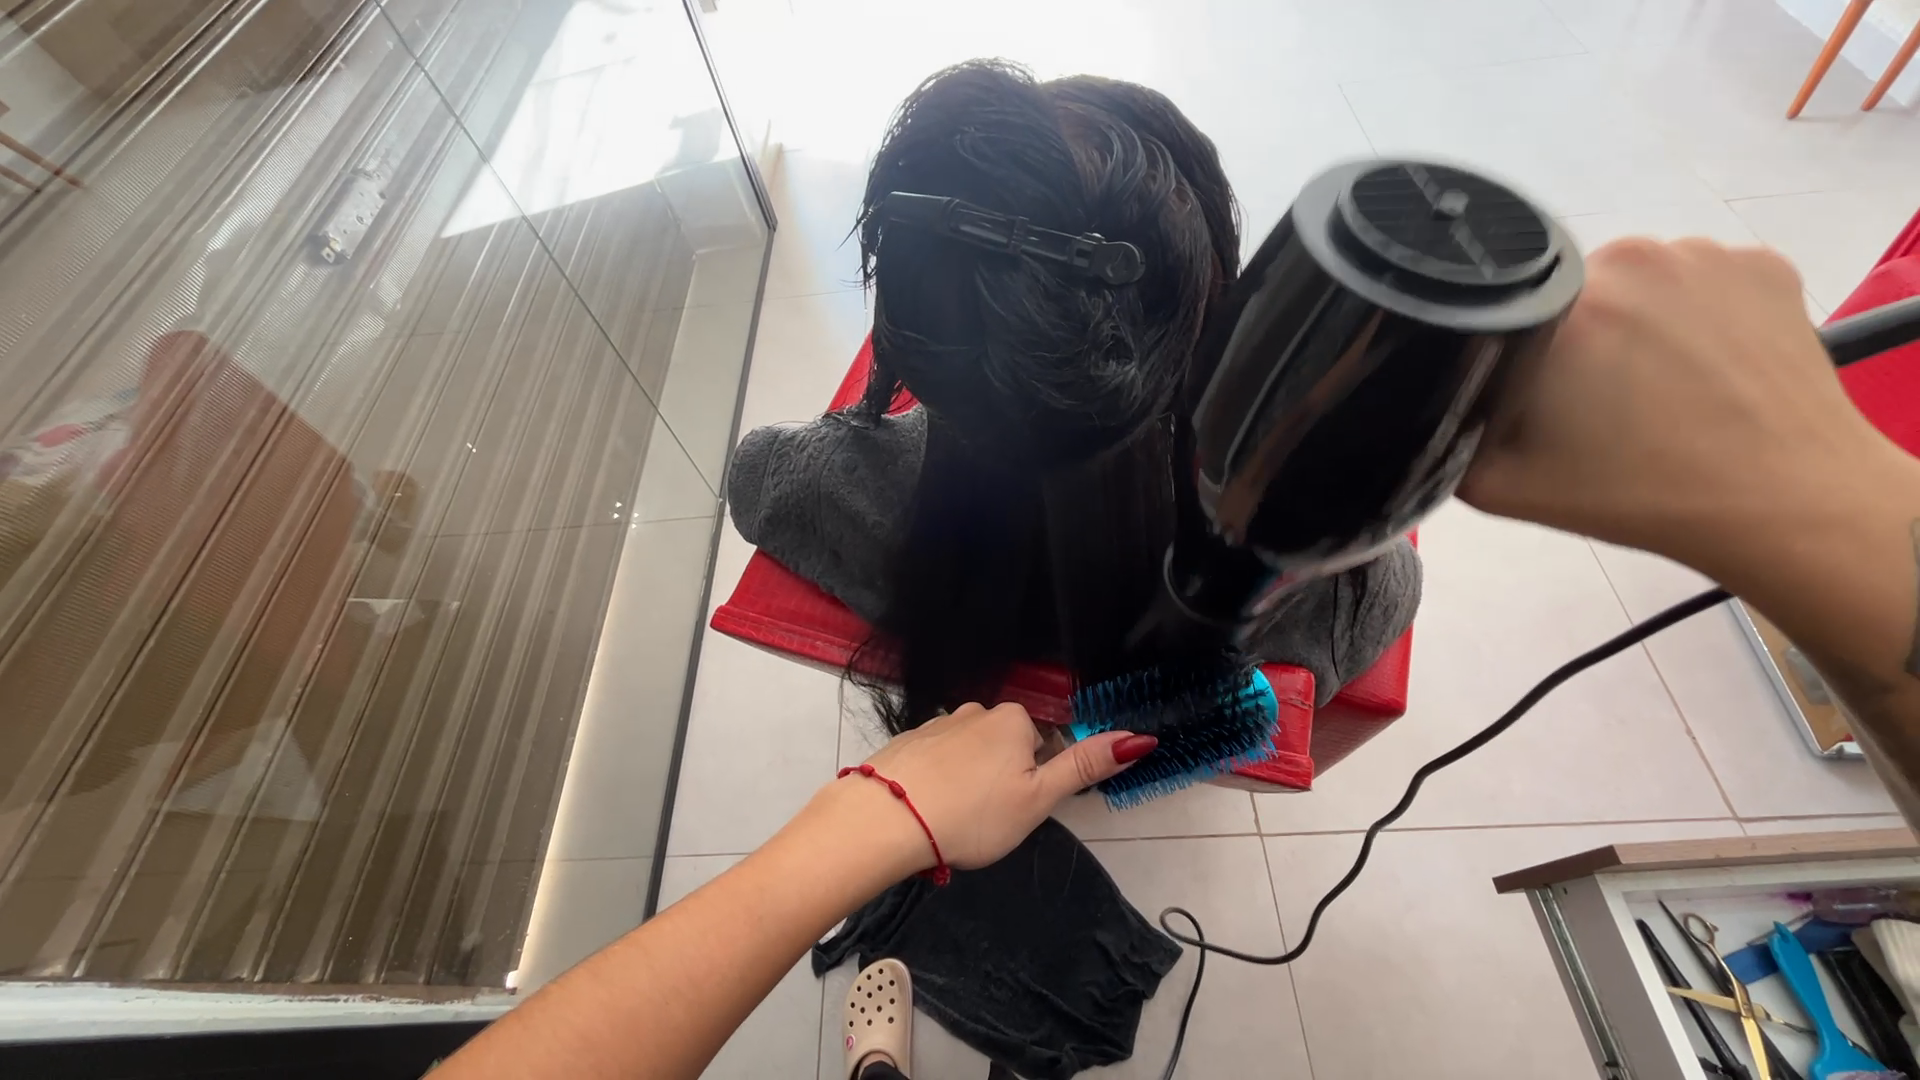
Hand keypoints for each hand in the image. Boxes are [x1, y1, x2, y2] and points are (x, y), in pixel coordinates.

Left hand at [819, 703, 1152, 876]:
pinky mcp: (908, 741)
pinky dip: (941, 778)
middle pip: (1007, 744)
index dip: (1039, 778)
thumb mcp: (1038, 798)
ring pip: (971, 751)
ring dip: (973, 778)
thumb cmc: (973, 813)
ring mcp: (938, 723)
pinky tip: (931, 807)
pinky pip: (938, 758)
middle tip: (992, 818)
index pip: (1045, 742)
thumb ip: (1084, 766)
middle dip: (1006, 776)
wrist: (885, 819)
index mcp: (1014, 720)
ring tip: (958, 817)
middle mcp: (976, 711)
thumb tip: (1139, 737)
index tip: (1021, 808)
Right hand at [1461, 237, 1904, 572]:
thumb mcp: (1492, 485)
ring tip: (1641, 380)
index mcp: (1557, 314)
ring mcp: (1703, 256)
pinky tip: (1692, 362)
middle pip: (1558, 290)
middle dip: (1561, 334)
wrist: (1778, 501)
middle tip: (1580, 394)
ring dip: (1622, 318)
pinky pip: (1691, 277)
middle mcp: (1627, 263)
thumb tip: (1423, 411)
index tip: (1523, 393)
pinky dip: (1684, 312)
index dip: (1499, 351)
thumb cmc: (1630, 494)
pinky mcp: (1760, 263)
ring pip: (1625, 280)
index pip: (1493, 312)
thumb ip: (1440, 440)